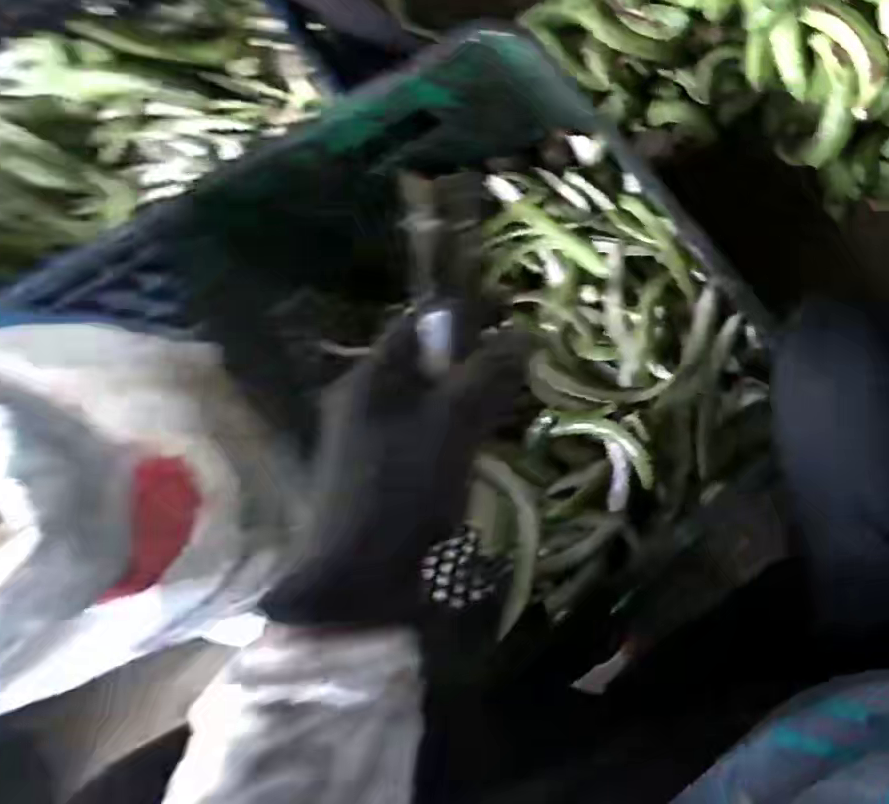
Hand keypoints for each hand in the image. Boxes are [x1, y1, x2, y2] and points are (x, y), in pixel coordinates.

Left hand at [261, 315, 531, 627]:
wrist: (361, 576)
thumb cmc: (403, 486)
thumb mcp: (451, 421)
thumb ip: (487, 372)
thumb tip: (527, 332)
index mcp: (371, 378)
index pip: (420, 324)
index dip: (466, 313)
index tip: (512, 312)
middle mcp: (372, 396)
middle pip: (433, 357)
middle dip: (480, 352)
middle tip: (524, 356)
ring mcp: (383, 430)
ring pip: (441, 389)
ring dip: (480, 384)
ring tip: (519, 387)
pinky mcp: (399, 458)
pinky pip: (440, 419)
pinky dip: (470, 414)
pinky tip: (496, 423)